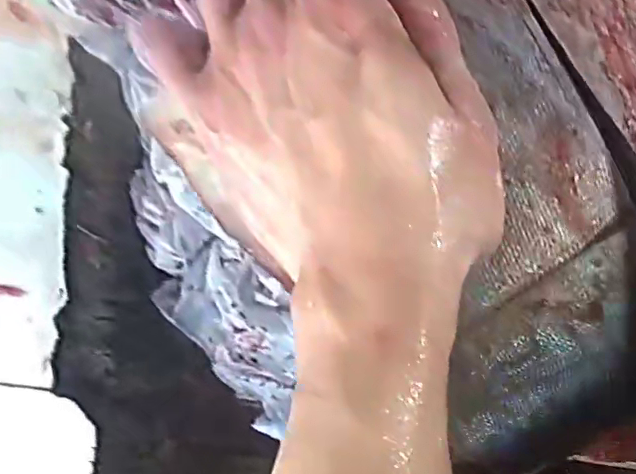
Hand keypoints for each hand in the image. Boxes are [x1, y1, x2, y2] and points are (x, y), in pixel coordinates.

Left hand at [132, 0, 504, 297]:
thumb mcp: (476, 135)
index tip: (406, 40)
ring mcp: (228, 57)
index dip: (388, 12)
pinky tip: (219, 63)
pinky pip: (160, 37)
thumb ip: (442, 53)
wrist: (377, 283)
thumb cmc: (440, 213)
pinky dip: (184, 39)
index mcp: (351, 14)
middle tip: (352, 69)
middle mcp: (277, 15)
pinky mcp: (202, 107)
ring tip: (289, 58)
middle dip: (323, 20)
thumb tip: (415, 6)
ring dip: (258, 20)